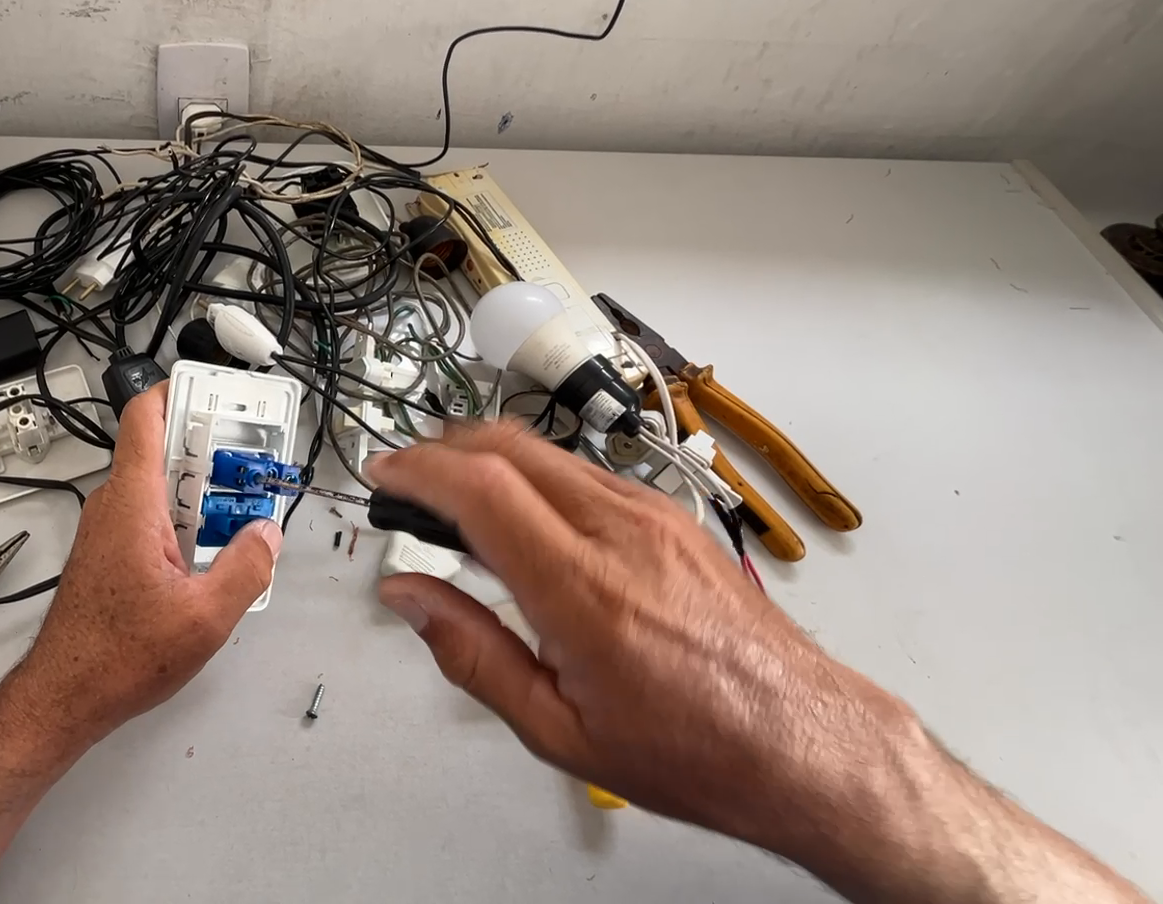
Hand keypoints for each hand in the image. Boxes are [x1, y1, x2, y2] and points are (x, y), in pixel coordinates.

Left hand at [0, 383, 280, 748]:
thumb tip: (266, 534)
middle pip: (162, 450)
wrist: (63, 696)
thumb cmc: (118, 657)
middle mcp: (114, 505)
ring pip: (159, 486)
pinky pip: (150, 515)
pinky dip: (182, 520)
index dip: (176, 390)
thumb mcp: (204, 617)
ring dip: (199, 492)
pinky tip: (209, 552)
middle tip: (251, 465)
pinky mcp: (109, 551)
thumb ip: (245, 568)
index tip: (214, 390)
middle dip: (209, 451)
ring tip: (241, 513)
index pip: (144, 417)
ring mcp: (108, 528)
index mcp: (133, 503)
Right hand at [371, 421, 909, 853]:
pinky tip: (513, 511)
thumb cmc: (690, 750)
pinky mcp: (666, 512)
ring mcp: (649, 512)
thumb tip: (405, 594)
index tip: (383, 474)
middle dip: (438, 448)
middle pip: (504, 445)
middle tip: (405, 479)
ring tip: (449, 495)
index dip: (417, 469)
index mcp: (584, 590)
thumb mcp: (556, 729)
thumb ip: (468, 652)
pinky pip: (575, 467)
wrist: (812, 744)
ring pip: (539, 448)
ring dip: (479, 455)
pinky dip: (523, 470)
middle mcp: (618, 531)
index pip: (480, 489)